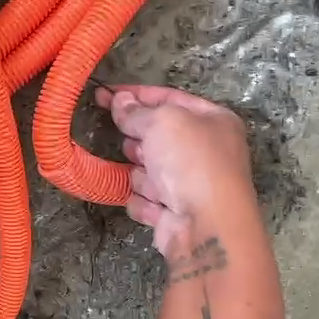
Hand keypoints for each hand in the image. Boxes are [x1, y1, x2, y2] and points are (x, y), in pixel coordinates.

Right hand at [99, 85, 259, 255]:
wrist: (205, 223)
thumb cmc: (192, 162)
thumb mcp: (163, 122)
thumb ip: (137, 111)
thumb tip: (120, 101)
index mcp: (214, 121)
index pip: (170, 99)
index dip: (136, 95)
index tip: (105, 94)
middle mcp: (206, 151)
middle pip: (158, 137)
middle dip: (140, 141)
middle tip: (132, 143)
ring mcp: (191, 185)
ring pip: (148, 171)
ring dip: (140, 174)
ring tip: (146, 178)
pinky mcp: (175, 213)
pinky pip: (147, 200)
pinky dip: (144, 201)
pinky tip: (153, 204)